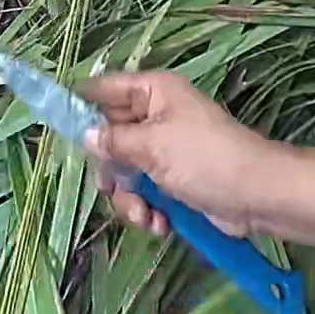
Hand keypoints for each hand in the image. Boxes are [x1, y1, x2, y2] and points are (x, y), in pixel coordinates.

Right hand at [78, 70, 286, 237]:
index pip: (105, 89)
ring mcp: (163, 147)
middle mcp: (155, 114)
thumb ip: (114, 141)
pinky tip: (160, 224)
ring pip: (124, 168)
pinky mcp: (173, 177)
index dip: (81, 104)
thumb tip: (85, 134)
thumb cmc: (205, 157)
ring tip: (145, 215)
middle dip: (110, 168)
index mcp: (152, 91)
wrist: (257, 195)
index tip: (57, 126)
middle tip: (112, 187)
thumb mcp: (154, 146)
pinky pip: (144, 189)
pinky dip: (147, 208)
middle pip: (110, 135)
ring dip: (129, 197)